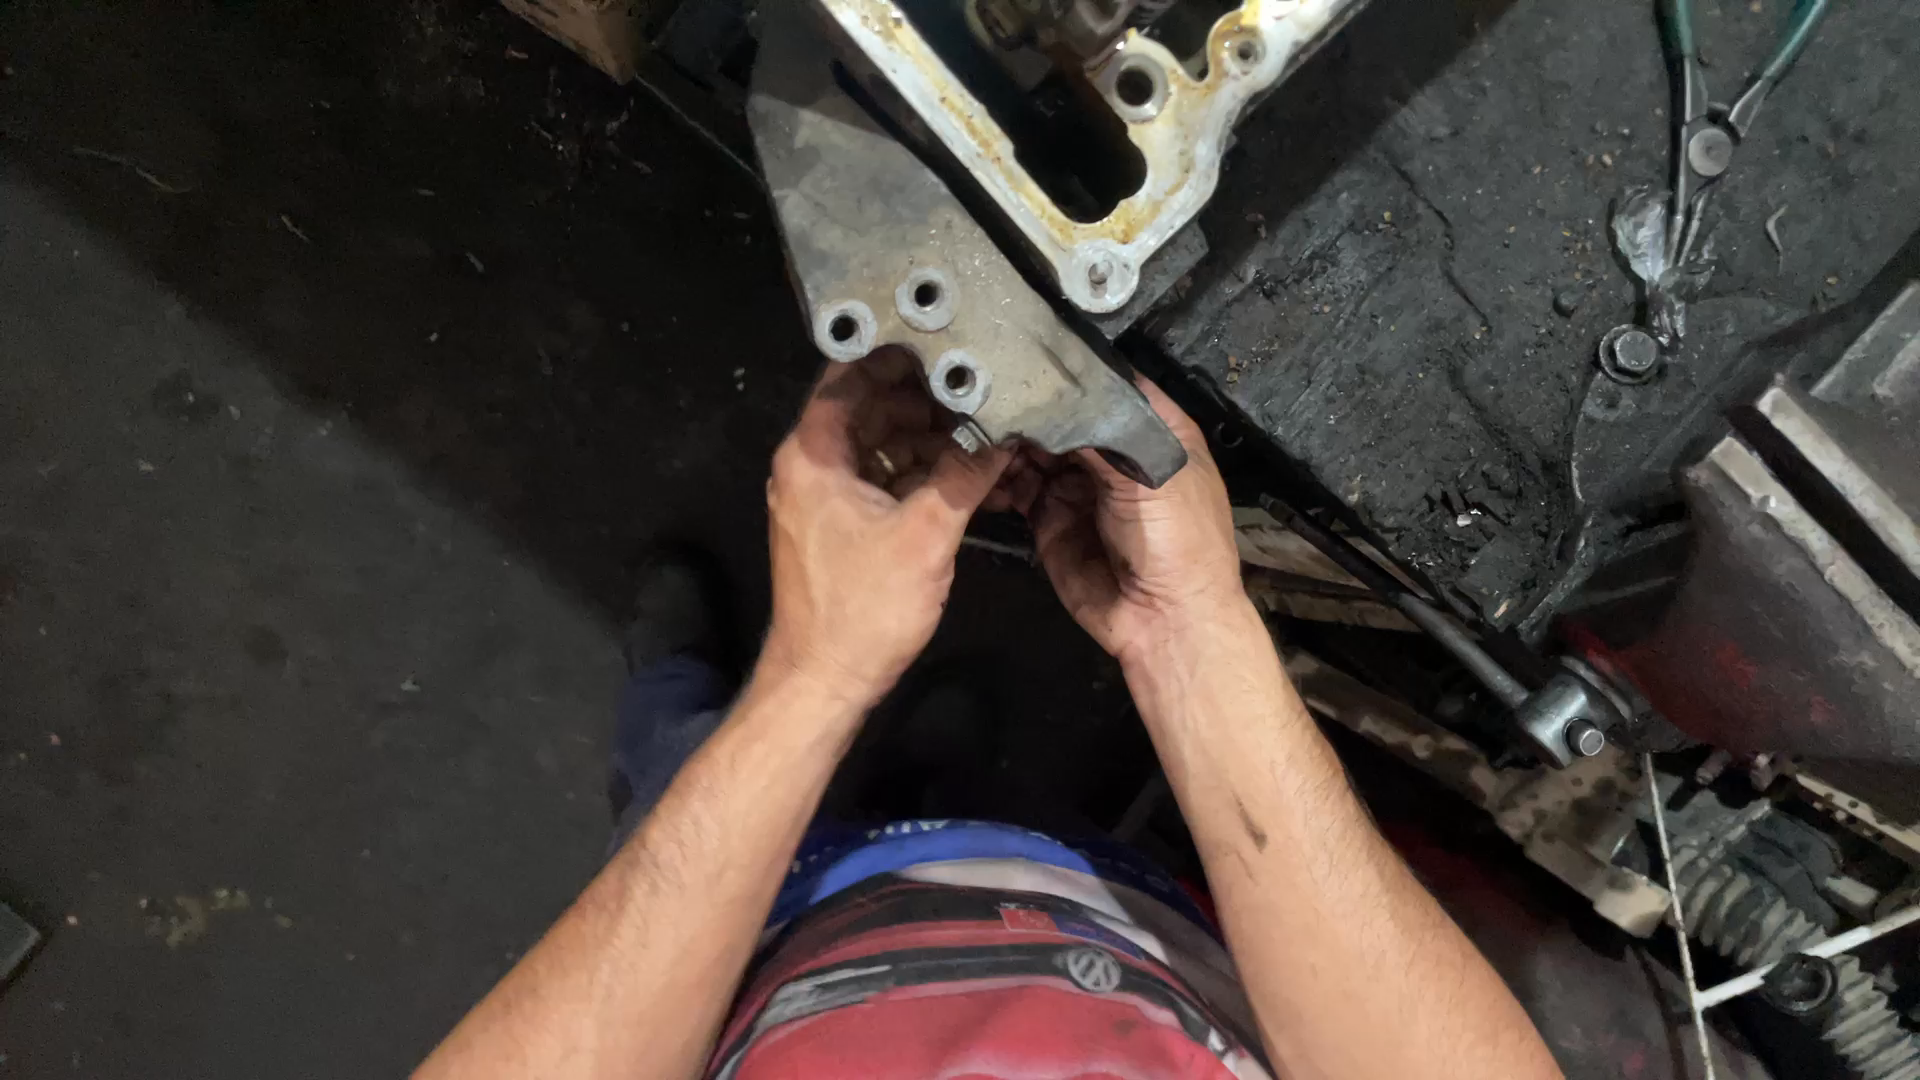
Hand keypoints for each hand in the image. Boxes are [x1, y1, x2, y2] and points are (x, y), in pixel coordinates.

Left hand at [761, 352, 1009, 707]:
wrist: (825, 678)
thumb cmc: (865, 606)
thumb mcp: (926, 533)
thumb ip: (965, 474)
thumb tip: (1004, 434)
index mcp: (813, 454)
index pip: (848, 377)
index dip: (896, 357)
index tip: (943, 347)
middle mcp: (808, 467)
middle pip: (866, 410)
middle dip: (922, 402)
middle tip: (977, 394)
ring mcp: (821, 498)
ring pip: (876, 447)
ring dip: (923, 439)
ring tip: (977, 435)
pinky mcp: (837, 525)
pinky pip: (877, 481)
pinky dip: (912, 474)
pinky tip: (957, 475)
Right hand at [1005, 378, 1244, 668]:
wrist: (1163, 618)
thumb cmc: (1177, 540)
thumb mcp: (1149, 475)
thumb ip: (1101, 436)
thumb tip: (1052, 402)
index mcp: (1152, 433)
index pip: (1112, 385)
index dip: (1077, 371)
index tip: (1037, 354)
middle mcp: (1113, 455)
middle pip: (1065, 416)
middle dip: (1034, 407)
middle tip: (998, 395)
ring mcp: (1079, 486)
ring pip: (1036, 448)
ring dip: (1013, 439)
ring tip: (989, 429)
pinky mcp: (1049, 516)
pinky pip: (1019, 487)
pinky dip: (1001, 476)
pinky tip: (986, 464)